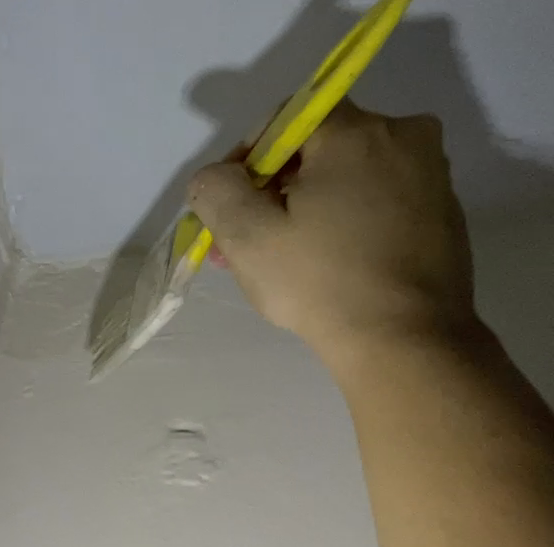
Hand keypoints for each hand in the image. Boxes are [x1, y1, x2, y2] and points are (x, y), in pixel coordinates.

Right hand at [189, 100, 478, 363]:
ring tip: (268, 255)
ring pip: (341, 173)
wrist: (401, 329)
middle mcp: (403, 136)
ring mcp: (427, 170)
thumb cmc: (316, 277)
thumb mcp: (245, 235)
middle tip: (238, 237)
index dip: (248, 152)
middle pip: (316, 145)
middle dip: (269, 185)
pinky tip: (312, 258)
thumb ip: (217, 191)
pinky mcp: (435, 204)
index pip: (290, 114)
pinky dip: (333, 216)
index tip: (228, 199)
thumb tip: (212, 175)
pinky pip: (370, 194)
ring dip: (297, 204)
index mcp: (356, 135)